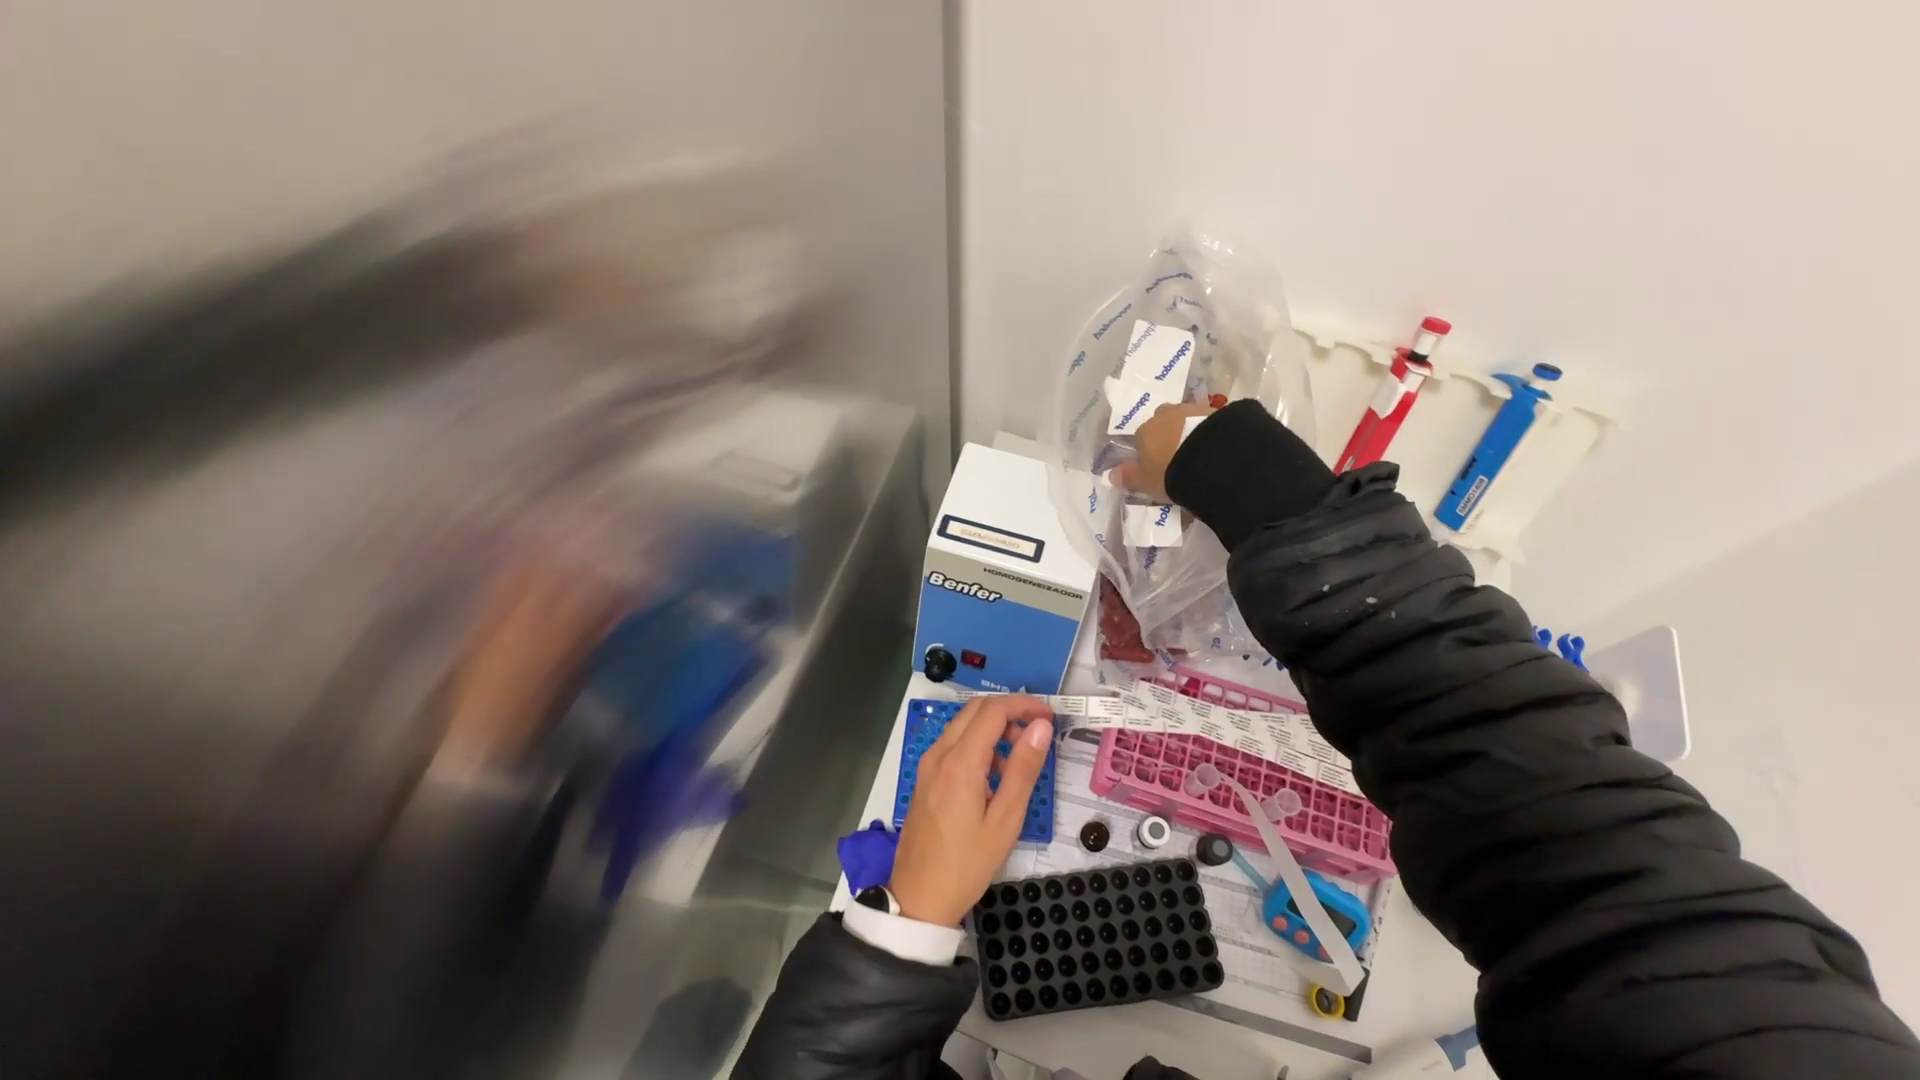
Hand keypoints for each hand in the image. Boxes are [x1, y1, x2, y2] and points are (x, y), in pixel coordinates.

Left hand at [890, 696, 1053, 926]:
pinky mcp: (925, 779)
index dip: (1024, 705)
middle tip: (1038, 733)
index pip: (993, 711)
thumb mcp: (1006, 819)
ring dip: (993, 729)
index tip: (1049, 717)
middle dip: (1010, 712)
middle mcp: (939, 755)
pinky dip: (977, 746)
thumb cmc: (967, 864)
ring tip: (1019, 762)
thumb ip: (1024, 769)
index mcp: (960, 763)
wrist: (919, 898)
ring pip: (963, 726)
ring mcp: (928, 766)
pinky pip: (953, 746)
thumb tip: (1040, 727)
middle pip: (975, 711)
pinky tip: (994, 777)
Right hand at [1107, 402, 1215, 500]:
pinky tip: (1215, 446)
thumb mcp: (1146, 482)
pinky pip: (1207, 422)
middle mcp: (1164, 415)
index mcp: (1144, 431)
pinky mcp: (1215, 411)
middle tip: (1179, 456)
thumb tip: (1112, 475)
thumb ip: (1129, 477)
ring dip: (1189, 431)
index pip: (1141, 438)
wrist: (1211, 458)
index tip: (1158, 465)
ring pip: (1185, 419)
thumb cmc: (1170, 472)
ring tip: (1199, 452)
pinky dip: (1208, 431)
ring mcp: (1191, 409)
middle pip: (1163, 422)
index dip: (1148, 451)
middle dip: (1168, 435)